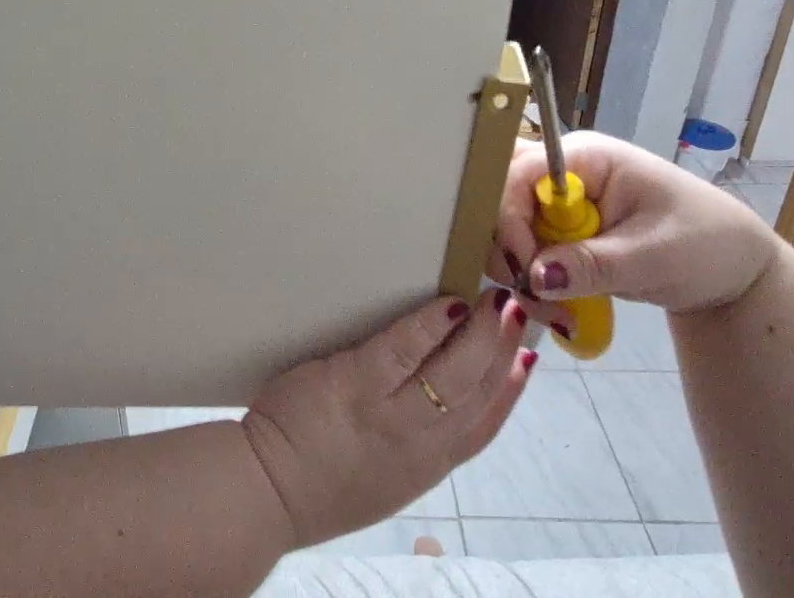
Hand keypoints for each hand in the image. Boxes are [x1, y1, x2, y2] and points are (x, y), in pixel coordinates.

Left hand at [241, 291, 534, 547]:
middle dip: (502, 349)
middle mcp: (419, 444)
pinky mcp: (355, 384)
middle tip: (516, 311)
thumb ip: (416, 444)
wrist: (267, 492)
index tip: (526, 358)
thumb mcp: (387, 479)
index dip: (510, 391)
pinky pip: (403, 349)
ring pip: (453, 372)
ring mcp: (389, 415)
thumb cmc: (320, 483)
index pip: (484, 427)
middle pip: (477, 393)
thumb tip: (437, 402)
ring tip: (496, 300)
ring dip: (481, 334)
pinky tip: (448, 304)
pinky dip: (430, 325)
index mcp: (428, 466)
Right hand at [493, 131, 779, 313]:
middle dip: (502, 245)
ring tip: (551, 311)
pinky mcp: (555, 231)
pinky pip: (520, 249)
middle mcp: (558, 172)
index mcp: (584, 156)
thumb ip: (593, 264)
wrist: (733, 269)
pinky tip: (553, 307)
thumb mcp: (654, 256)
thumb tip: (535, 277)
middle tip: (527, 289)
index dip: (509, 217)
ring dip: (514, 270)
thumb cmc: (706, 244)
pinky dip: (528, 281)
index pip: (518, 172)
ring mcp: (554, 202)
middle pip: (497, 194)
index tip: (526, 268)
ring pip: (502, 227)